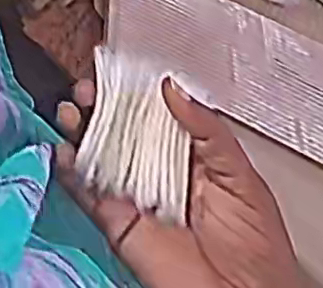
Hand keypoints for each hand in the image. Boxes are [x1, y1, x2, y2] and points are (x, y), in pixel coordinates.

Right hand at [53, 78, 299, 287]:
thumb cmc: (258, 253)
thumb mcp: (243, 183)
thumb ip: (210, 133)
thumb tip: (172, 87)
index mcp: (183, 152)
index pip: (148, 110)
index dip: (127, 88)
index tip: (111, 68)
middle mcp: (151, 165)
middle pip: (113, 122)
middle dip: (94, 101)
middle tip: (86, 90)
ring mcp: (128, 188)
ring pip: (90, 146)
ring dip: (74, 124)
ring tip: (70, 113)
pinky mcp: (111, 214)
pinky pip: (80, 185)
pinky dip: (65, 165)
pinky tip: (64, 150)